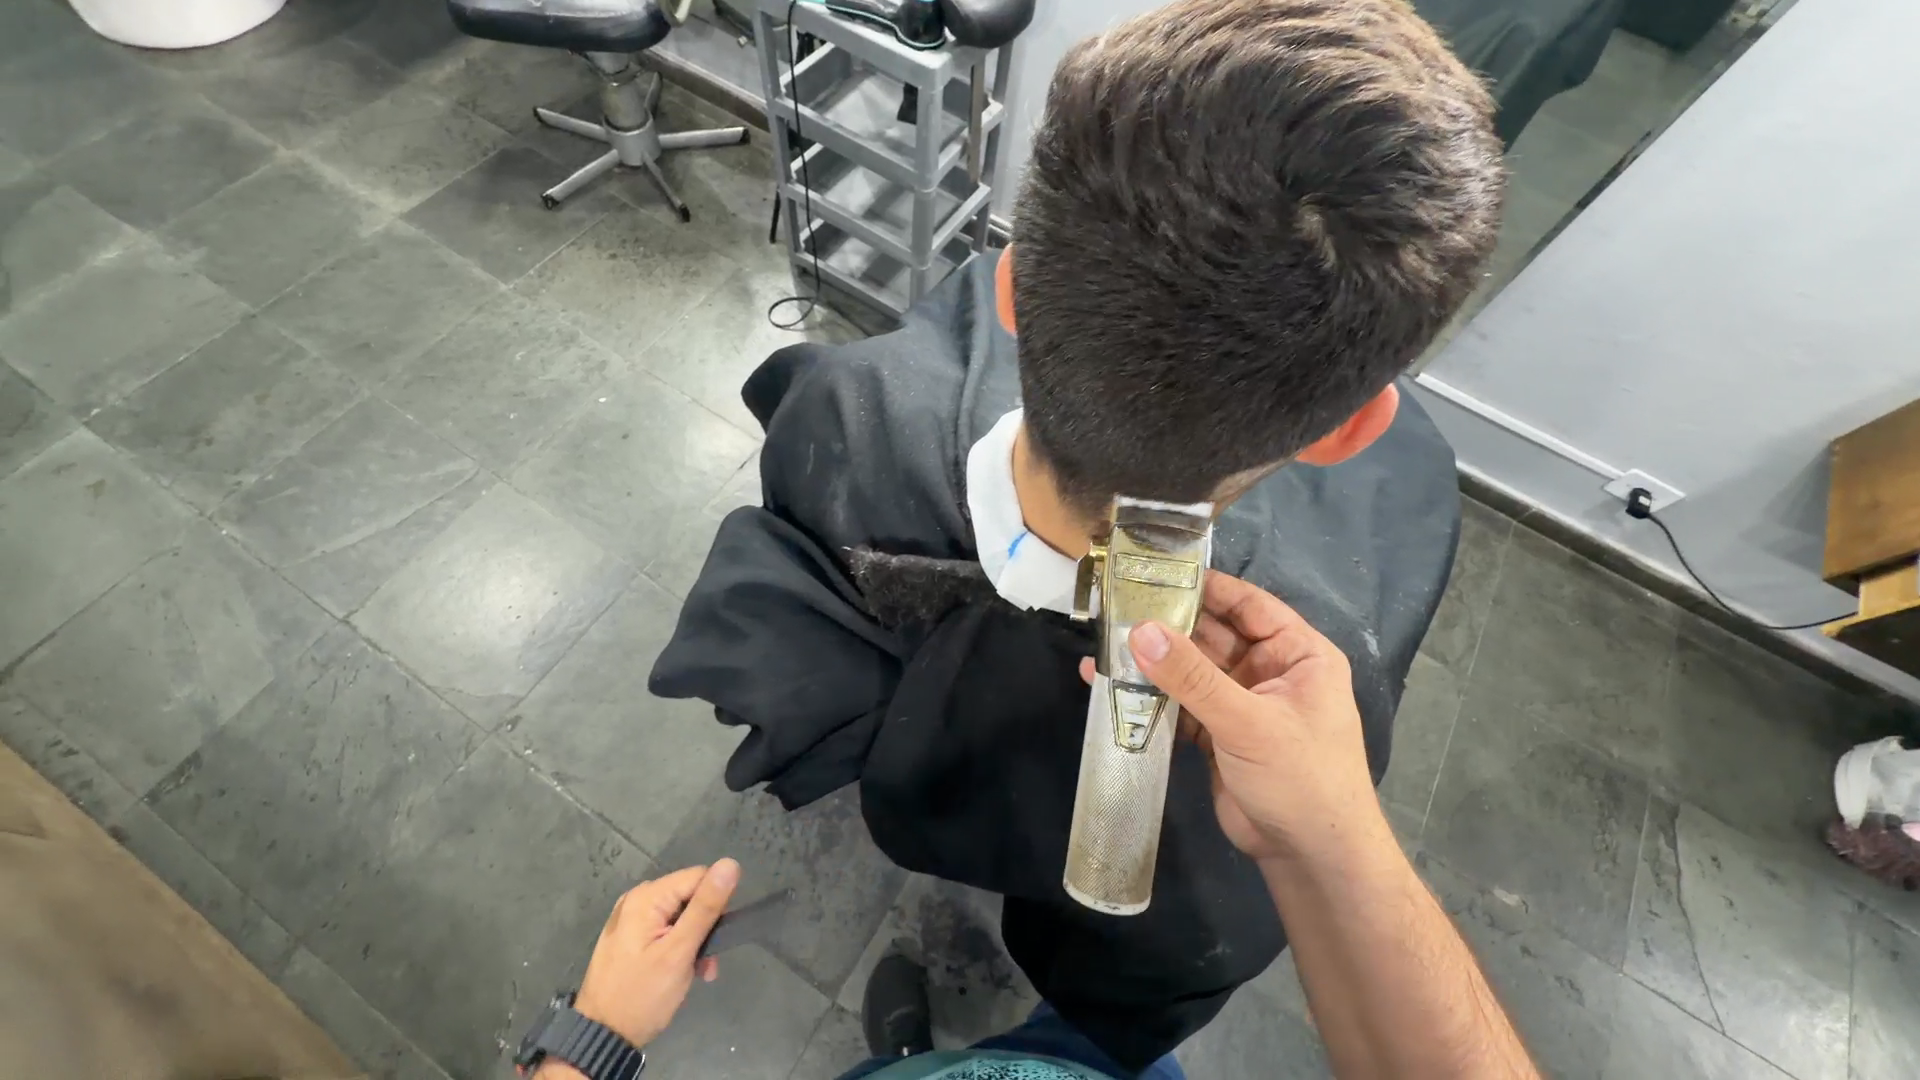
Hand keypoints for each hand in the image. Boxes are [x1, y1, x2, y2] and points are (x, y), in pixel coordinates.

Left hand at [570, 859, 740, 1049]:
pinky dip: (679, 946)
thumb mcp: (679, 952)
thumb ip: (706, 907)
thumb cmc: (641, 995)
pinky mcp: (630, 937)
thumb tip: (730, 863)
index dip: (715, 903)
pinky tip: (683, 971)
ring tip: (700, 971)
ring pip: (680, 915)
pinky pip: (665, 929)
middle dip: (706, 926)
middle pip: (689, 896)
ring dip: (695, 940)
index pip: (699, 877)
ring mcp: (631, 919)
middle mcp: (637, 899)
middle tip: (709, 962)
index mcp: (646, 897)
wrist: (601, 1039)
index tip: (716, 936)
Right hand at [1089, 572, 1383, 863]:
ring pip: (1189, 669)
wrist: (1310, 858)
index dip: (1206, 586)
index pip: (1248, 604)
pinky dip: (1147, 695)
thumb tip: (1139, 630)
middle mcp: (1267, 670)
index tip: (1156, 570)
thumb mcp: (1248, 721)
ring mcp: (1239, 702)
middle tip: (1115, 603)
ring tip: (1102, 640)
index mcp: (1296, 654)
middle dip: (1167, 622)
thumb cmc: (1301, 777)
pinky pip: (1177, 702)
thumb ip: (1192, 676)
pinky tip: (1107, 682)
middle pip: (1211, 634)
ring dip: (1152, 659)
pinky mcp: (1215, 732)